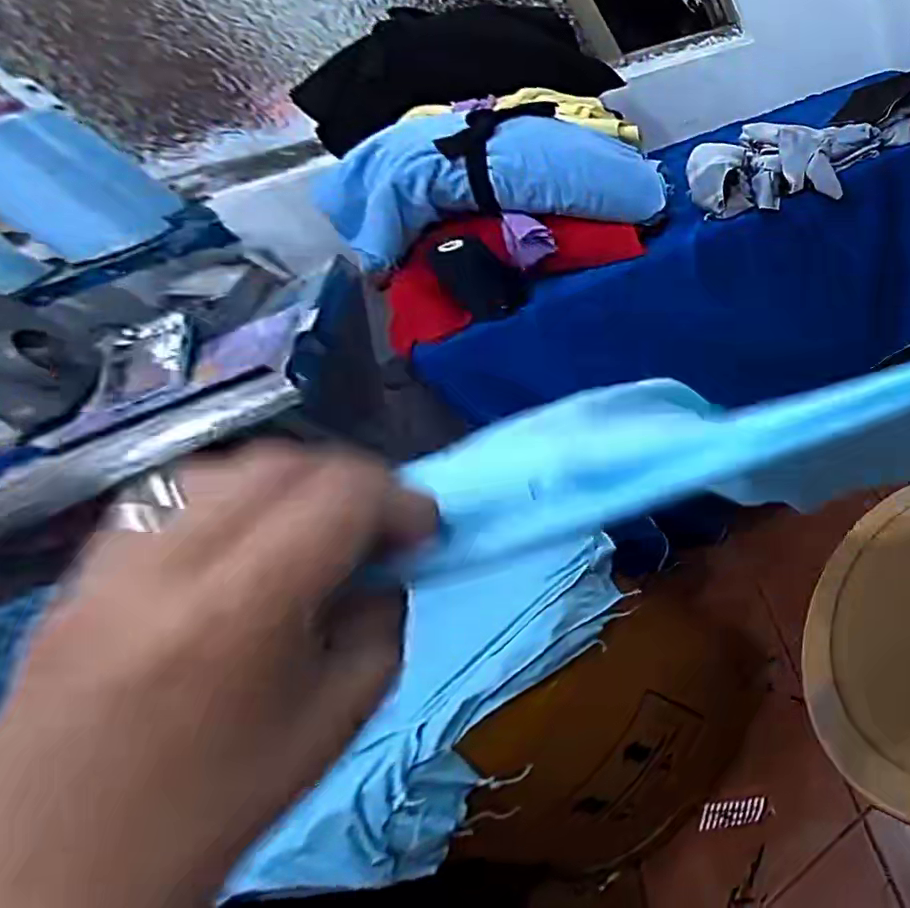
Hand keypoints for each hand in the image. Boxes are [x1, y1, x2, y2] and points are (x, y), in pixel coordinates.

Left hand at [0, 444, 436, 907]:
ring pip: (226, 468)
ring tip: (316, 530)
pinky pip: (168, 498)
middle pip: (287, 464)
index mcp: (245, 608)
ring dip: (295, 483)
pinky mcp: (77, 584)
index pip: (345, 491)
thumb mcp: (354, 697)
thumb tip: (385, 562)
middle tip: (379, 530)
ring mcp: (107, 574)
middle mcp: (167, 573)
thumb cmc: (235, 787)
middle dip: (357, 483)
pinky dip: (231, 498)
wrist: (65, 867)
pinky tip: (250, 542)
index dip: (404, 500)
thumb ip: (384, 609)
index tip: (421, 537)